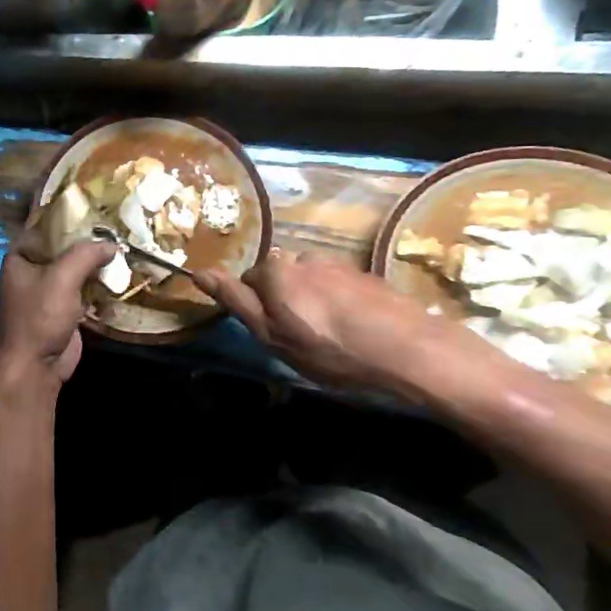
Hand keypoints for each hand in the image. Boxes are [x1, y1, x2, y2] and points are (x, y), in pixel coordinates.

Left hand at [0, 233, 117, 388]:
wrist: (35, 367)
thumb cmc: (40, 316)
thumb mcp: (62, 277)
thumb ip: (86, 254)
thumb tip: (111, 243)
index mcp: (20, 257)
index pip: (45, 228)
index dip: (69, 219)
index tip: (98, 210)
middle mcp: (31, 271)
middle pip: (63, 249)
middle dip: (88, 243)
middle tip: (118, 228)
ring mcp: (46, 291)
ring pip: (75, 270)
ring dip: (96, 264)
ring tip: (124, 247)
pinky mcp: (62, 310)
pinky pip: (82, 289)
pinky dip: (97, 284)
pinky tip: (119, 274)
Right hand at [195, 248, 470, 393]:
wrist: (411, 352)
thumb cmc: (331, 349)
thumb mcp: (272, 334)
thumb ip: (235, 300)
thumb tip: (199, 272)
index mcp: (275, 270)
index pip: (246, 281)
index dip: (256, 309)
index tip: (274, 333)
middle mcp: (303, 258)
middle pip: (279, 278)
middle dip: (284, 301)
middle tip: (301, 338)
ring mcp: (339, 264)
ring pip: (310, 282)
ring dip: (312, 302)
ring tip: (331, 336)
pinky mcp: (367, 276)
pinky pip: (338, 287)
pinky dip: (339, 304)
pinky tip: (355, 330)